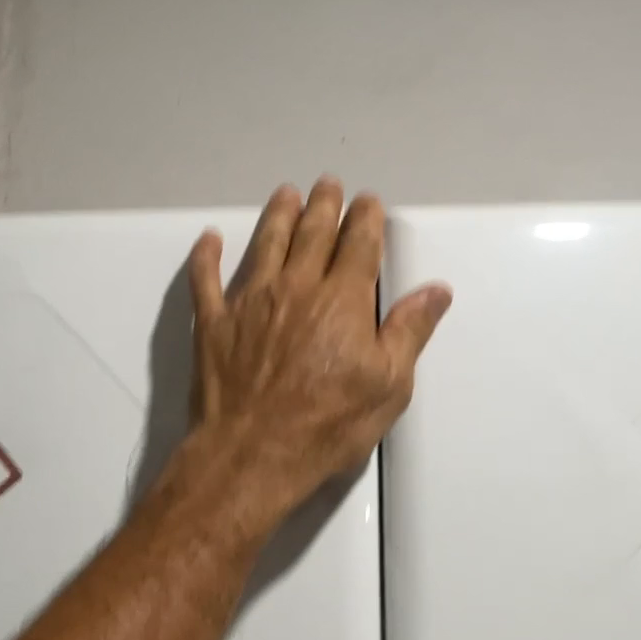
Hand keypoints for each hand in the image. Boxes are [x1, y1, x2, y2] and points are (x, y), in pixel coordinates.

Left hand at [179, 177, 451, 529]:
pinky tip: (210, 239)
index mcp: (343, 300)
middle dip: (323, 205)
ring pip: (265, 243)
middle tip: (327, 185)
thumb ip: (410, 332)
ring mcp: (250, 301)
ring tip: (286, 194)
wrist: (252, 454)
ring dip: (277, 215)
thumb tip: (435, 291)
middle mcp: (296, 287)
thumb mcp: (388, 386)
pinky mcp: (212, 322)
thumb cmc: (326, 425)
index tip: (368, 203)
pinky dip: (206, 256)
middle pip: (312, 233)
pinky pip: (205, 278)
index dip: (365, 219)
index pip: (359, 244)